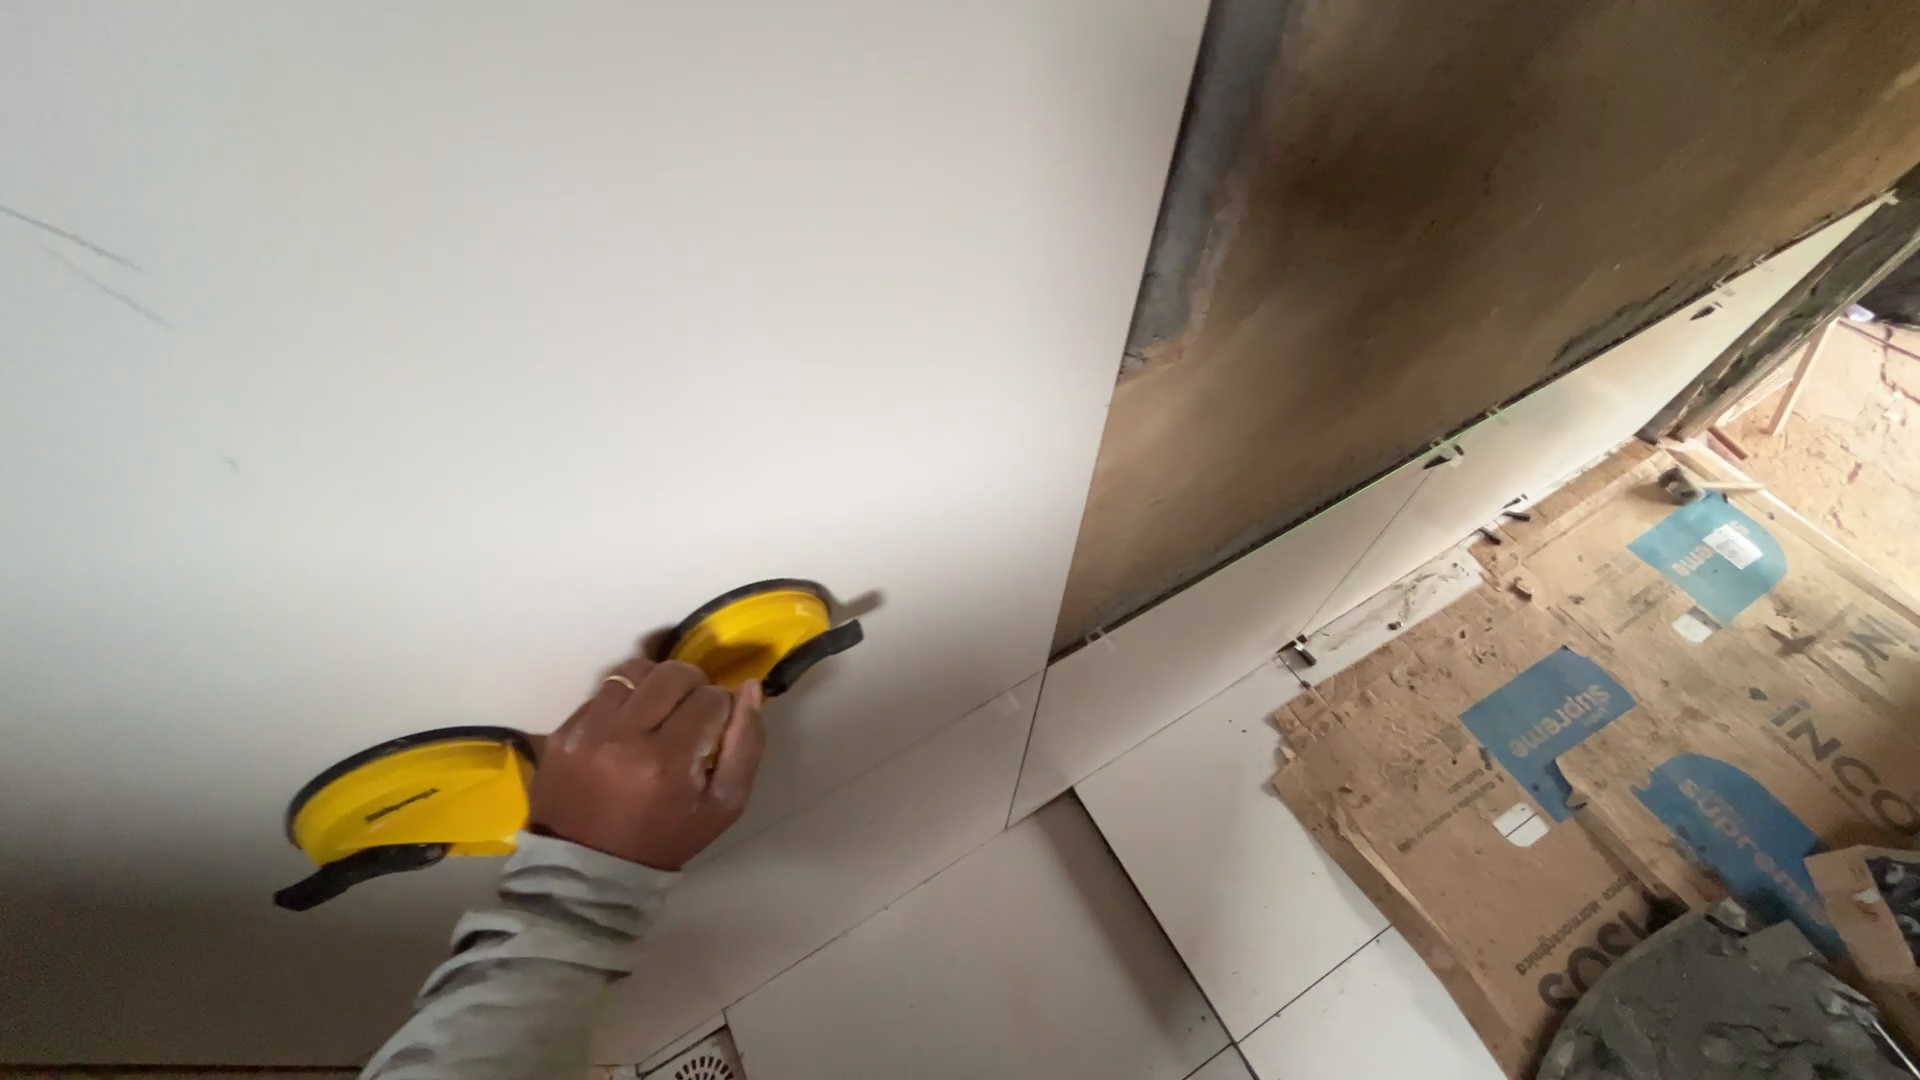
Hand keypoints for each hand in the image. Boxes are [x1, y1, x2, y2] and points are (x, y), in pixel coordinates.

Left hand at [528, 657, 765, 870]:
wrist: (586, 870)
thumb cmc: (665, 837)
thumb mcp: (724, 805)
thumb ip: (747, 745)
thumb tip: (749, 688)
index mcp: (667, 760)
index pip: (711, 697)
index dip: (721, 708)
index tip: (715, 729)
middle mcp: (624, 737)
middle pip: (674, 673)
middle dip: (694, 685)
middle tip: (692, 711)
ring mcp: (588, 730)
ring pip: (637, 670)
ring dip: (657, 684)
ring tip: (660, 710)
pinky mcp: (564, 729)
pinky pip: (605, 688)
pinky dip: (626, 697)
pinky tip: (630, 723)